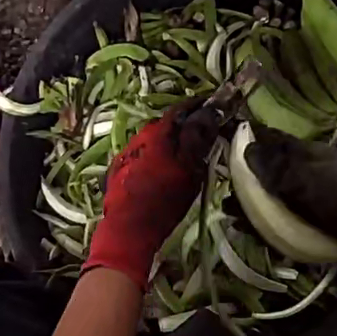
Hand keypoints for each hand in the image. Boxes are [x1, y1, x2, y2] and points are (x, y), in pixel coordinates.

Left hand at [82, 101, 217, 286]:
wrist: (127, 230)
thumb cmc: (164, 199)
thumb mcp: (190, 168)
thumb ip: (198, 137)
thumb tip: (211, 111)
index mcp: (159, 131)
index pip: (183, 107)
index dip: (201, 104)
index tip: (217, 106)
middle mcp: (140, 135)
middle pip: (168, 123)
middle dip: (187, 123)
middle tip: (206, 131)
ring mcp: (127, 152)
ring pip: (156, 139)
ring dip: (171, 141)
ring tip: (187, 152)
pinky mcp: (119, 169)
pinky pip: (145, 154)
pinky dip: (158, 156)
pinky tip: (164, 169)